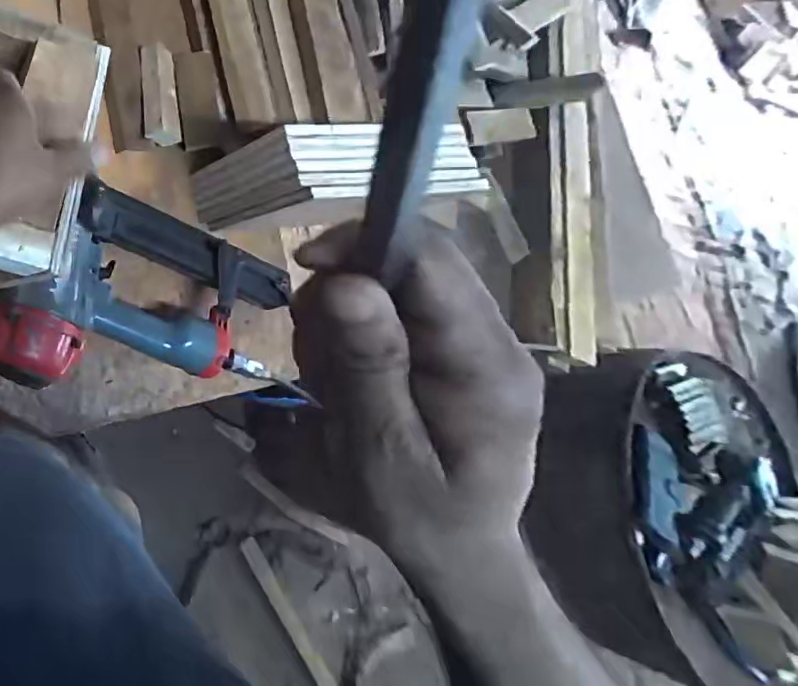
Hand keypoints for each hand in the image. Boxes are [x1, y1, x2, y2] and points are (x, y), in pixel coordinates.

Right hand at [288, 222, 543, 567]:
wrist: (456, 554)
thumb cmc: (419, 518)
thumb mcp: (381, 453)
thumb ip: (367, 367)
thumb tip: (342, 283)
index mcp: (486, 364)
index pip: (430, 261)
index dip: (364, 243)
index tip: (306, 264)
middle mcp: (491, 336)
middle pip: (407, 259)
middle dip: (343, 289)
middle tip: (317, 352)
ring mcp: (472, 335)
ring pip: (387, 276)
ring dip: (339, 314)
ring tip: (331, 380)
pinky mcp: (448, 339)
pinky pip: (386, 300)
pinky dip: (346, 325)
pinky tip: (342, 375)